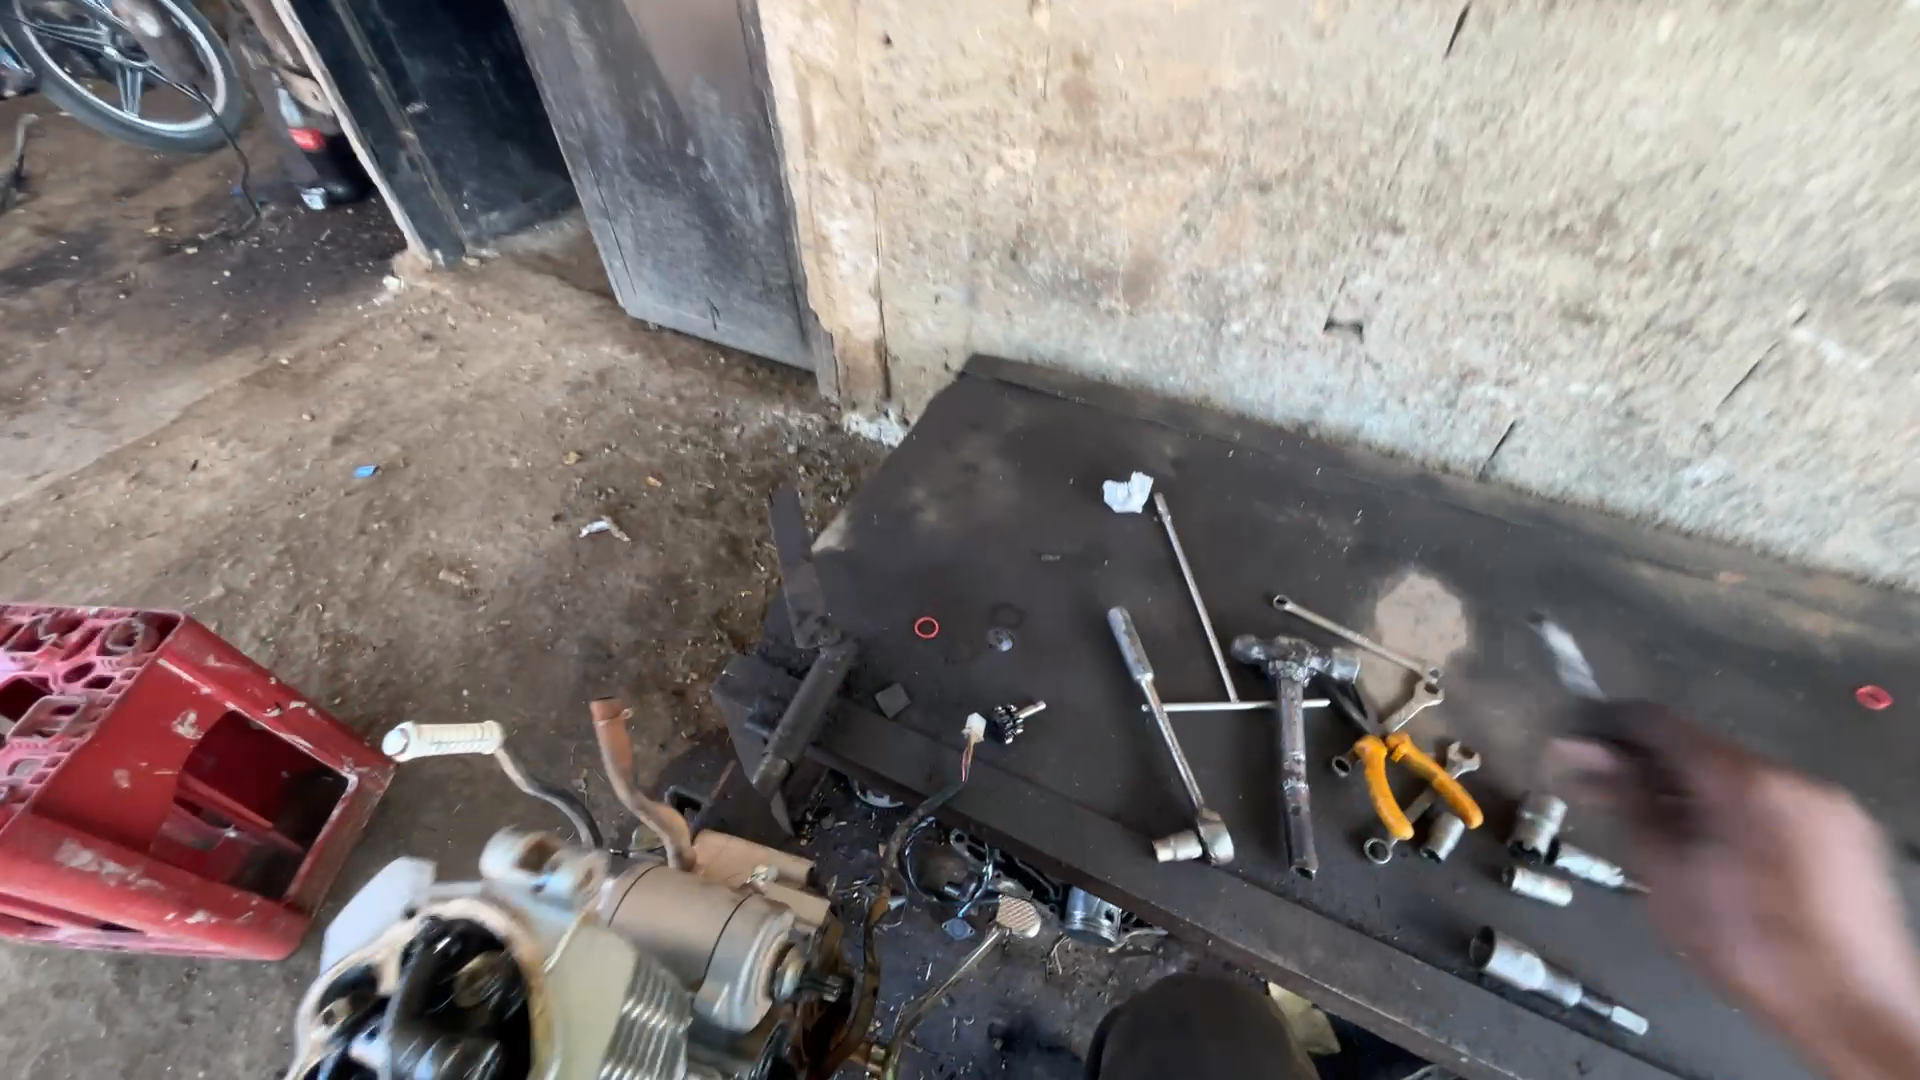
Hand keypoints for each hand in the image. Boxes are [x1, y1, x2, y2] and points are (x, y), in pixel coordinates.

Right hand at [1552, 702, 1919, 1079]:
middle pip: (1691, 747)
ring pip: (1723, 773)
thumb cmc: (1746, 943)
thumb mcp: (1663, 867)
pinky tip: (1686, 836)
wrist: (1850, 1013)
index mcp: (1747, 782)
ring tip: (1632, 816)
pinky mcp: (1839, 833)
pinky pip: (1757, 797)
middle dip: (1634, 763)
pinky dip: (1712, 804)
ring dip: (1671, 786)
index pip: (1656, 721)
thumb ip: (1624, 796)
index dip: (1602, 726)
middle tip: (1587, 784)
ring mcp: (1824, 807)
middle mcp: (1792, 781)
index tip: (1568, 743)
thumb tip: (1581, 750)